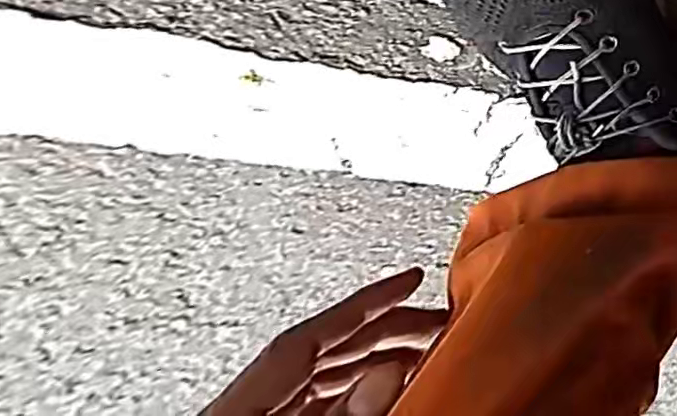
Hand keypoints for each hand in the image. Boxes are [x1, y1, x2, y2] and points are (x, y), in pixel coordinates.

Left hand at [201, 267, 447, 415]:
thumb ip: (340, 410)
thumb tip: (391, 367)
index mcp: (239, 400)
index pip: (313, 331)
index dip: (370, 298)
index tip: (414, 275)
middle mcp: (247, 402)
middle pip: (323, 346)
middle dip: (388, 324)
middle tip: (437, 314)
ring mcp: (257, 414)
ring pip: (323, 371)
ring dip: (379, 355)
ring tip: (423, 348)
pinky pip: (319, 396)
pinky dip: (360, 382)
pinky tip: (387, 382)